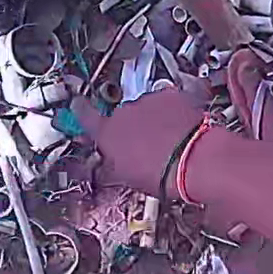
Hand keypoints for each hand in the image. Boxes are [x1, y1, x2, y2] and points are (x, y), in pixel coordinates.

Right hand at [72, 83, 206, 196]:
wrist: (195, 160)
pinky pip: (165, 101)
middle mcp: (124, 112)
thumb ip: (110, 165)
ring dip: (151, 119)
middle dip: (129, 127)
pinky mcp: (170, 95)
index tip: (78, 104)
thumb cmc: (162, 175)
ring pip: (144, 108)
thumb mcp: (126, 178)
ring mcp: (147, 101)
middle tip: (141, 146)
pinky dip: (170, 111)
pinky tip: (178, 128)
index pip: (85, 115)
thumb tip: (106, 166)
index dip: (81, 110)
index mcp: (107, 133)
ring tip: (165, 140)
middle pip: (120, 115)